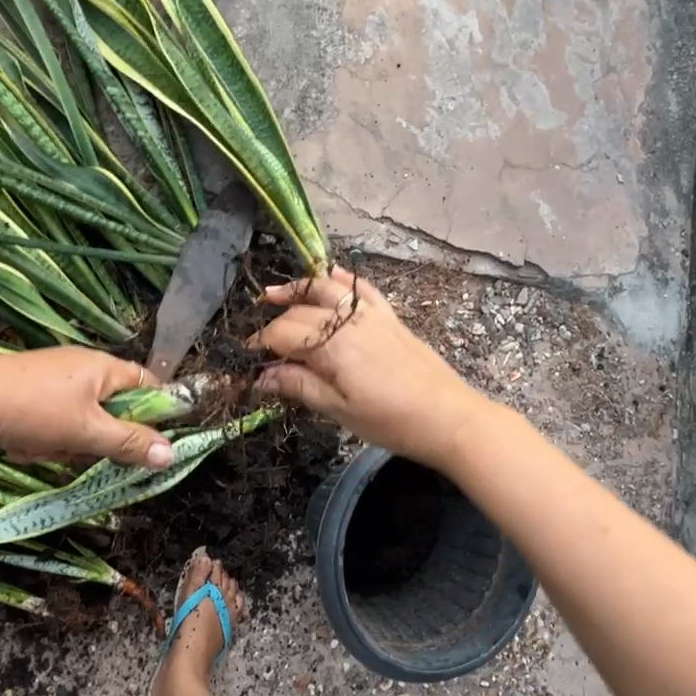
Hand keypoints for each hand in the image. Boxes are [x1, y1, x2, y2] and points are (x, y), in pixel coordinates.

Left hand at [0, 348, 173, 469]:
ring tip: (42, 448)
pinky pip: (52, 418)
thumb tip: (172, 455)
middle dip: (99, 437)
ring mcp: (53, 376)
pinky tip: (22, 444)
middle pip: (112, 407)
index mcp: (105, 367)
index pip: (148, 385)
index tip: (150, 441)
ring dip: (66, 442)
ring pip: (79, 419)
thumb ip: (130, 444)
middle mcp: (83, 365)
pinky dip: (42, 436)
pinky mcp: (27, 388)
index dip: (155, 412)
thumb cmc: (35, 410)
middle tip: (83, 451)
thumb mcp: (88, 433)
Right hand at [251, 268, 493, 469]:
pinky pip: (364, 289)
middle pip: (302, 311)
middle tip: (260, 339)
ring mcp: (373, 316)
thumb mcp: (340, 410)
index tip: (247, 357)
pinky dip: (345, 280)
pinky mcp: (392, 319)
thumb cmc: (391, 421)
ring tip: (277, 293)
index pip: (284, 333)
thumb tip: (262, 377)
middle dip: (276, 320)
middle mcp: (350, 321)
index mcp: (333, 346)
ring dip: (301, 289)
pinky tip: (332, 273)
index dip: (262, 343)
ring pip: (329, 290)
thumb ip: (300, 386)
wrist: (447, 417)